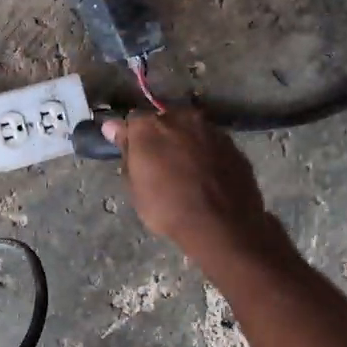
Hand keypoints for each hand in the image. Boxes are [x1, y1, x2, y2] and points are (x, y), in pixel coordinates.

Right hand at [102, 108, 283, 269]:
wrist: (223, 227)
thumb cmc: (168, 208)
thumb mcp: (134, 186)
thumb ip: (126, 151)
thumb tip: (113, 128)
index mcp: (149, 126)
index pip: (131, 121)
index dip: (130, 138)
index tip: (130, 153)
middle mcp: (180, 119)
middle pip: (163, 121)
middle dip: (159, 136)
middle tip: (158, 161)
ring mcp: (210, 130)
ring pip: (190, 130)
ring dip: (184, 142)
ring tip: (184, 169)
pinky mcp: (233, 146)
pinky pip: (211, 144)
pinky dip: (205, 153)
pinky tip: (205, 175)